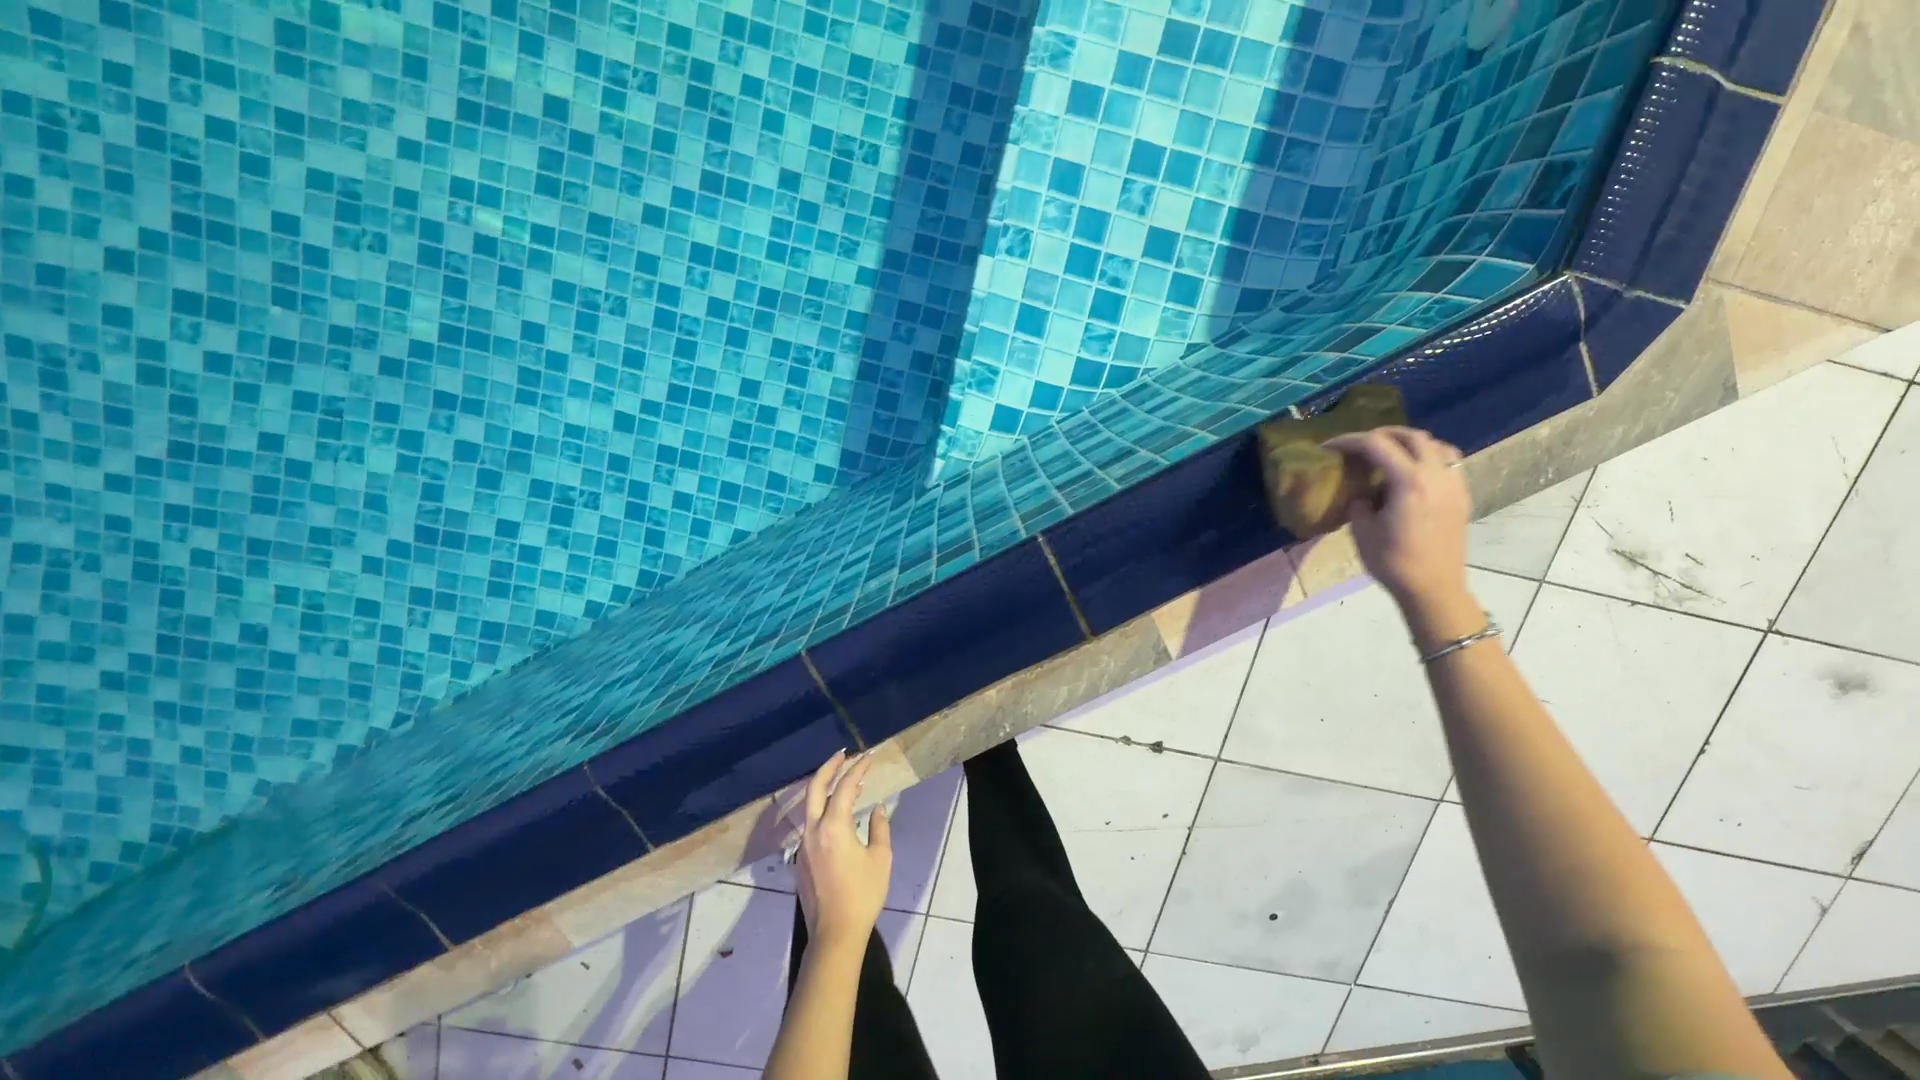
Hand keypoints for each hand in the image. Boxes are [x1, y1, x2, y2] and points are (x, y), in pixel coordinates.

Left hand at [794, 751, 891, 948]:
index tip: (868, 757)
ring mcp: (803, 845)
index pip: (844, 788)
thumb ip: (879, 828)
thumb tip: (877, 809)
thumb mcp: (881, 859)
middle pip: (815, 788)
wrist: (835, 933)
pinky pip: (809, 825)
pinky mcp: (800, 860)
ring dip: (824, 789)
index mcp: (833, 826)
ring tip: (843, 782)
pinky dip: (822, 811)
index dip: (857, 769)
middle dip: (829, 767)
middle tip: (843, 754)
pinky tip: (836, 817)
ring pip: (809, 806)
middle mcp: (812, 830)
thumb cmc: (863, 895)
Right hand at [1322, 427, 1471, 607]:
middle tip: (1360, 445)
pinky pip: (1448, 462)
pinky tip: (1414, 473)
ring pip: (1435, 445)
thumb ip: (1360, 504)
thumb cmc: (1394, 563)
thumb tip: (1362, 495)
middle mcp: (1436, 475)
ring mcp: (1454, 484)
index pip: (1376, 444)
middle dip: (1381, 434)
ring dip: (1409, 443)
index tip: (1331, 447)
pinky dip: (1429, 457)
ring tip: (1390, 454)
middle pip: (1410, 436)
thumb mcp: (1363, 532)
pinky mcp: (1461, 496)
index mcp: (1409, 481)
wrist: (1434, 589)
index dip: (1349, 441)